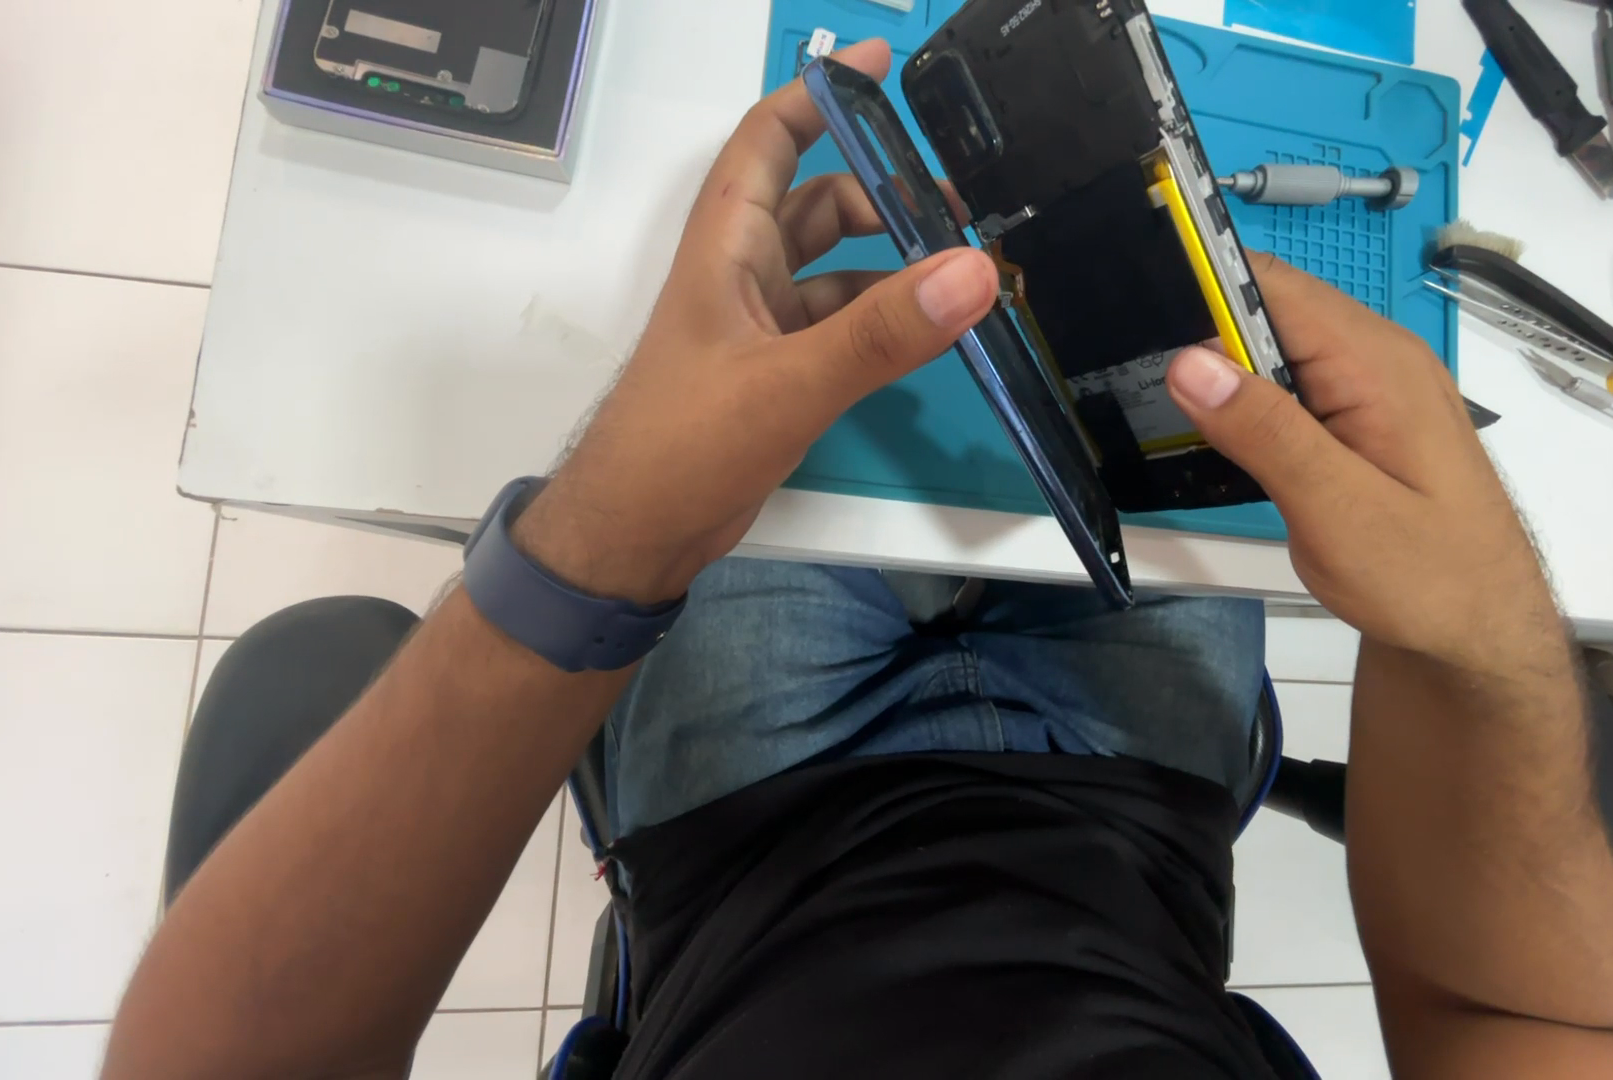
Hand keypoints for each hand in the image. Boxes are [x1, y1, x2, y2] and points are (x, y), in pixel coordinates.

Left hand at [513, 41, 997, 602]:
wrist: (640, 531)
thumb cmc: (687, 444)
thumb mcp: (787, 382)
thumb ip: (879, 333)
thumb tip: (972, 273)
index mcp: (727, 247)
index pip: (769, 141)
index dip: (818, 97)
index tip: (878, 68)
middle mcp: (744, 277)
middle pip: (816, 205)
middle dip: (880, 194)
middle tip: (954, 210)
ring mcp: (762, 331)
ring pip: (834, 274)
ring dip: (887, 267)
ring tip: (957, 273)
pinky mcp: (777, 378)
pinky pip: (837, 331)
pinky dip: (878, 325)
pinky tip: (922, 336)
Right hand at [1165, 256, 1564, 675]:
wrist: (1473, 629)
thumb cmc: (1420, 576)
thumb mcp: (1337, 510)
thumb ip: (1267, 433)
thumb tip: (1189, 362)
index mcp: (1373, 364)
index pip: (1273, 288)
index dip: (1202, 286)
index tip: (1133, 315)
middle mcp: (1374, 357)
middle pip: (1270, 307)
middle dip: (1197, 323)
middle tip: (1125, 363)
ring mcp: (1367, 386)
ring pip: (1274, 343)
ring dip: (1214, 360)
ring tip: (1145, 386)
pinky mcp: (1354, 415)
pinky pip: (1287, 378)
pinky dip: (1239, 391)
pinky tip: (1203, 420)